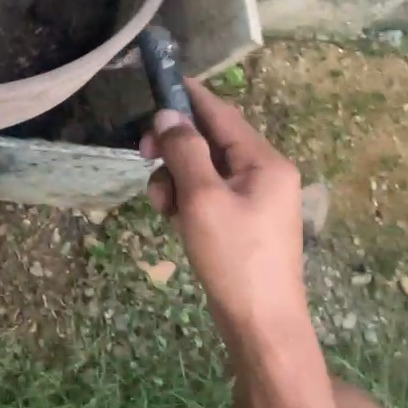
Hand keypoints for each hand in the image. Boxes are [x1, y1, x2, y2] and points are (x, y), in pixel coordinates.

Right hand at [140, 79, 307, 345]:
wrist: (260, 324)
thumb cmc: (234, 257)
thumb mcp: (202, 198)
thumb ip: (184, 150)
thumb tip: (169, 115)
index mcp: (265, 163)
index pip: (222, 114)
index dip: (191, 96)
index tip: (160, 82)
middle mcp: (265, 174)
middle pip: (210, 140)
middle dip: (173, 146)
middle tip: (142, 154)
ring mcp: (255, 199)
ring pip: (203, 168)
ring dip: (174, 176)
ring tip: (161, 203)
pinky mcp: (242, 221)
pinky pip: (207, 193)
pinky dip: (185, 197)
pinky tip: (172, 217)